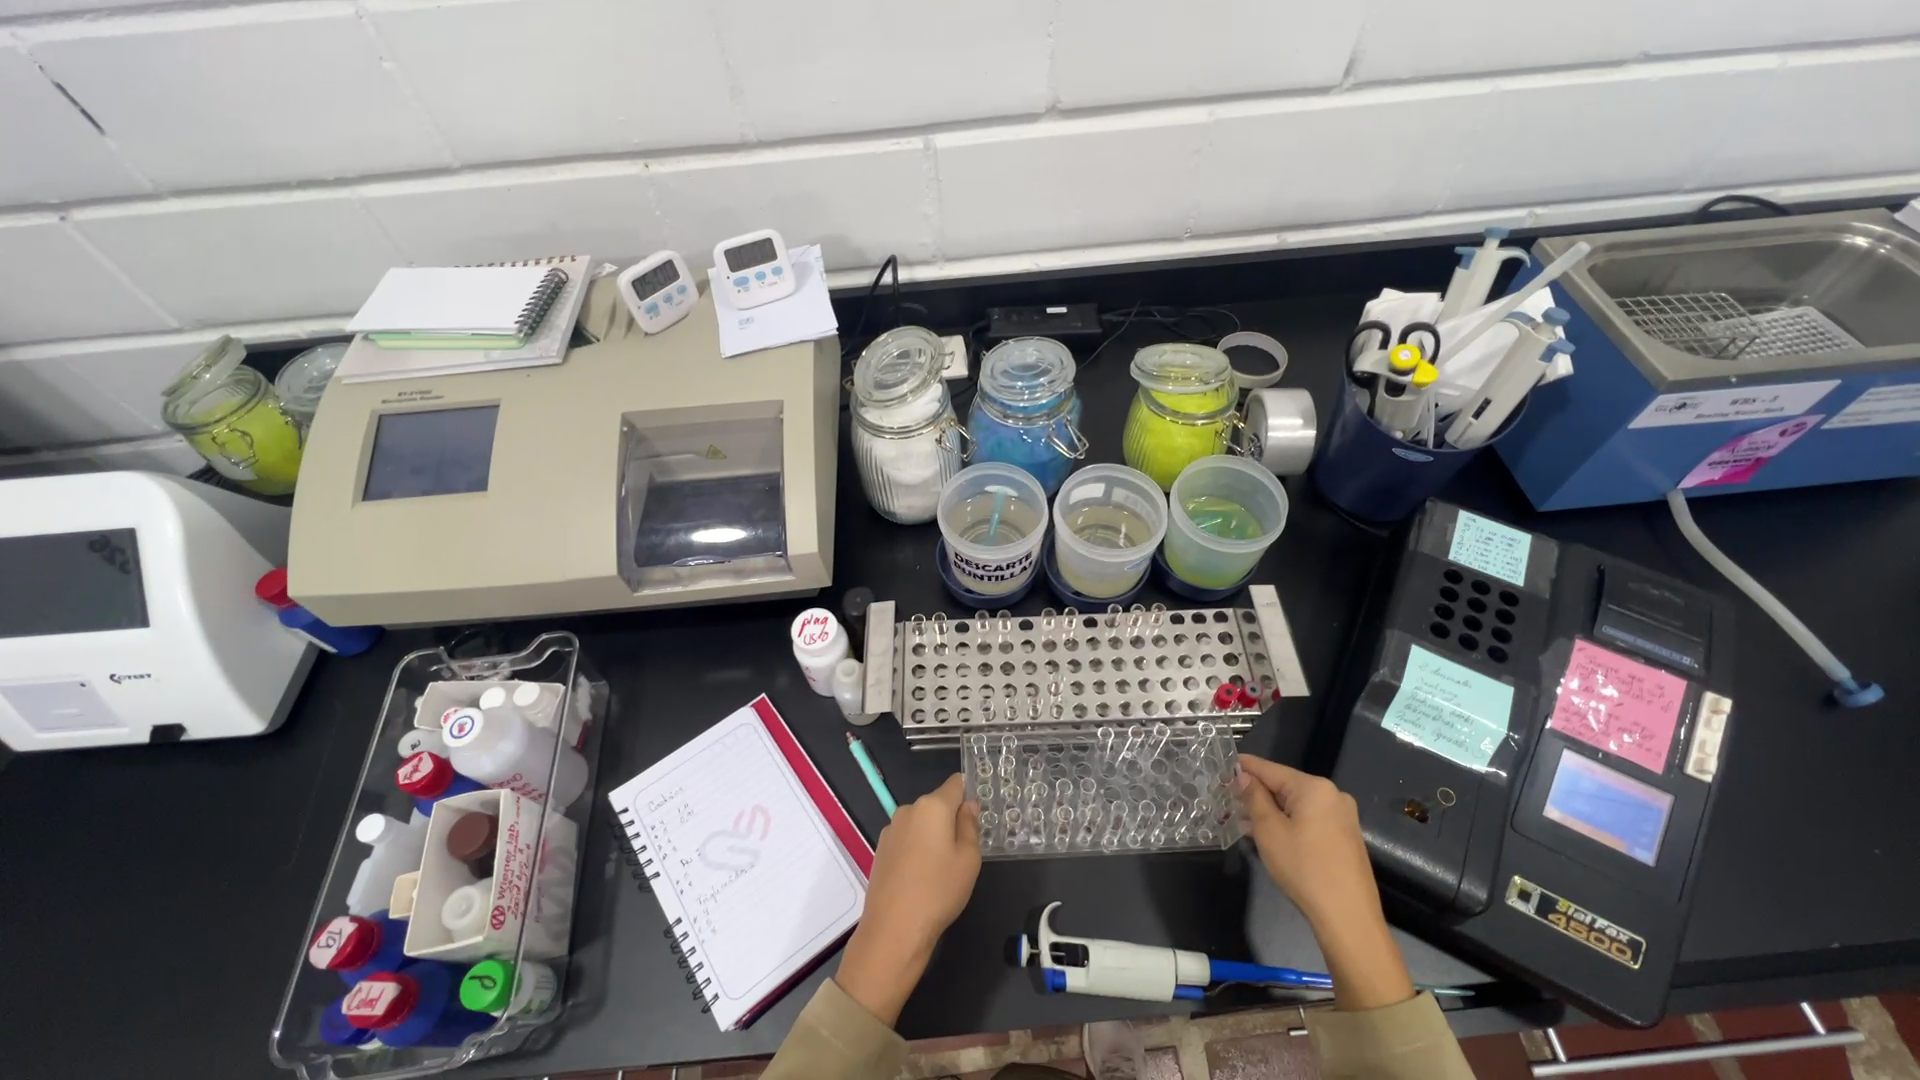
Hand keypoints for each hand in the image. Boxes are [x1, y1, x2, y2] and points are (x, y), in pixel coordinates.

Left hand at [836, 773, 980, 1024]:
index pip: (955, 784)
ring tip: (942, 869)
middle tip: (964, 851)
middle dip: (951, 819)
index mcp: (932, 806)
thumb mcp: (968, 859)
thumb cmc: (939, 890)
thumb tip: (968, 806)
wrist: (894, 929)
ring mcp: (891, 830)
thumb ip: (970, 826)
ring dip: (933, 836)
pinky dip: (917, 849)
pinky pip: (907, 839)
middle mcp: (908, 810)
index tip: (978, 815)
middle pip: (937, 805)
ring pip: (921, 823)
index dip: (969, 794)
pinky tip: (921, 877)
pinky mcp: (880, 850)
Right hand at [1236, 754, 1413, 1010]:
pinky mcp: (1345, 836)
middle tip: (1227, 798)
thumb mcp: (1269, 830)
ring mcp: (1342, 816)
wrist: (1348, 916)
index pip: (1270, 769)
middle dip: (1256, 793)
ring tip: (1241, 819)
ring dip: (1270, 811)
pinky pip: (1309, 820)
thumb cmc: (1303, 868)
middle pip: (1284, 786)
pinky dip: (1288, 822)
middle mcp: (1332, 795)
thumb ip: (1254, 797)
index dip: (1244, 767)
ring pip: (1296, 805)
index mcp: (1314, 787)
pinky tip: (1268, 834)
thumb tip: (1243, 775)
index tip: (1222, 765)